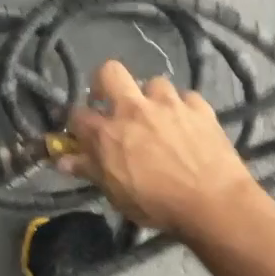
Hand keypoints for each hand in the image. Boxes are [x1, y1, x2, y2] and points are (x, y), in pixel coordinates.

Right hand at [63, 60, 259, 233]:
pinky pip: (185, 97)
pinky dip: (181, 107)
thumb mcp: (115, 193)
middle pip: (109, 72)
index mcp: (107, 132)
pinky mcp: (200, 107)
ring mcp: (169, 104)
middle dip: (105, 83)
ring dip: (150, 97)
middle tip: (112, 104)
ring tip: (156, 116)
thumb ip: (88, 169)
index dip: (76, 123)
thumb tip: (61, 161)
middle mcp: (134, 109)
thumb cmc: (156, 204)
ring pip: (153, 83)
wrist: (213, 202)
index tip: (81, 133)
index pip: (77, 114)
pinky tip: (185, 123)